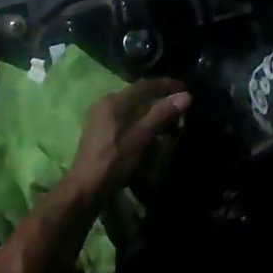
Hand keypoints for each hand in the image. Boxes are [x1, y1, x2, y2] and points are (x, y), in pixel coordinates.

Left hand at [66, 79, 190, 197]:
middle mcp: (105, 103)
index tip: (185, 89)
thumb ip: (161, 115)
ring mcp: (100, 116)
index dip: (166, 85)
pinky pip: (125, 119)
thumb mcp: (141, 138)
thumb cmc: (114, 161)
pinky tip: (150, 136)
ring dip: (151, 115)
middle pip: (138, 96)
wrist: (86, 186)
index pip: (145, 85)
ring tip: (168, 128)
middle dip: (161, 103)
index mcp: (114, 101)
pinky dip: (140, 123)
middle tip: (179, 114)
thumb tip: (185, 95)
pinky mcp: (100, 130)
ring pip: (132, 109)